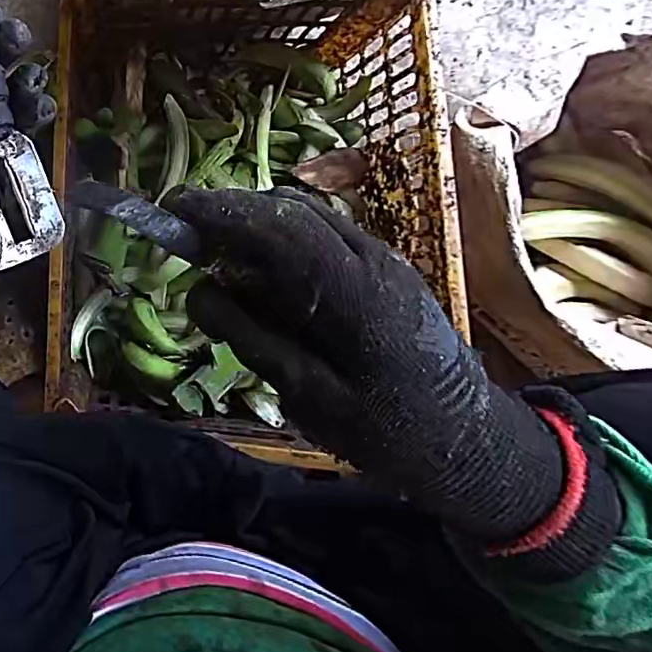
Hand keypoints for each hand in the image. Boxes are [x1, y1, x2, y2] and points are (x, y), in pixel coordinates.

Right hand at [164, 186, 619, 578]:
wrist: (478, 446)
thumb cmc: (392, 435)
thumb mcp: (310, 399)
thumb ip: (252, 339)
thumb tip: (198, 291)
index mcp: (359, 295)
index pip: (280, 228)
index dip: (221, 210)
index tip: (173, 206)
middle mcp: (373, 259)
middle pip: (290, 208)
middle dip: (230, 209)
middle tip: (183, 229)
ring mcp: (382, 257)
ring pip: (305, 214)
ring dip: (253, 221)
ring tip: (216, 252)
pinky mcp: (382, 265)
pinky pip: (320, 232)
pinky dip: (278, 237)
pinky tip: (261, 270)